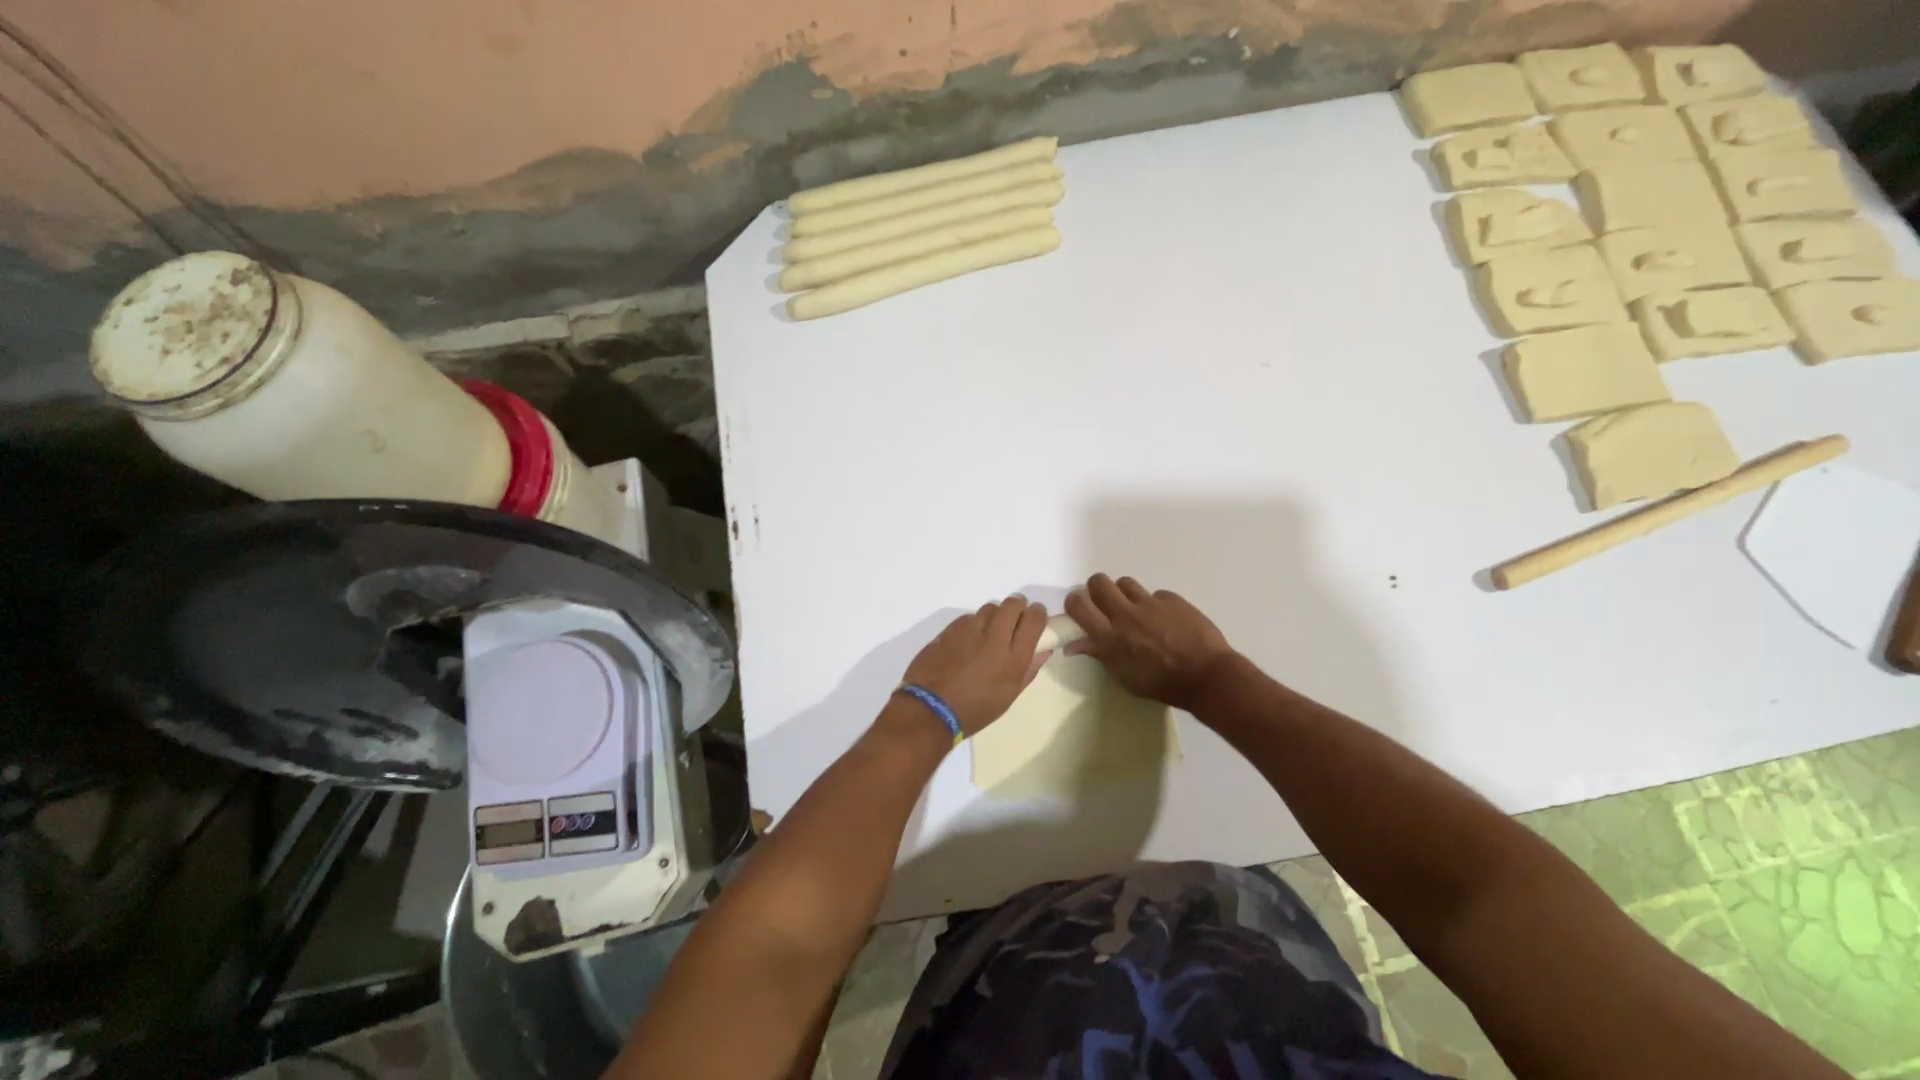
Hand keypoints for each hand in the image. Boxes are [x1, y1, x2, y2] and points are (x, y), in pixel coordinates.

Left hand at [899, 596, 1050, 735]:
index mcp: (1014, 659)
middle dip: (1017, 606)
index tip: (1035, 618)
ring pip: (990, 607)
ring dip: (994, 615)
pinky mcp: (949, 630)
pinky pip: (968, 618)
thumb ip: (1028, 670)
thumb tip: (1043, 650)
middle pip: (1013, 604)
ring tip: (989, 632)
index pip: (1034, 619)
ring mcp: (970, 631)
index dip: (1038, 614)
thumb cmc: (974, 711)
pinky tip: (967, 641)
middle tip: (1014, 618)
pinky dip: (973, 624)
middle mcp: (995, 639)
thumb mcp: (1008, 696)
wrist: (930, 710)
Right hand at [1065, 574, 1236, 711]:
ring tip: (1134, 610)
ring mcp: (1150, 603)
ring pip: (1125, 582)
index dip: (1074, 603)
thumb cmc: (1162, 685)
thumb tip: (1073, 645)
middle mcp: (1126, 614)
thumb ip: (1100, 655)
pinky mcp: (1172, 599)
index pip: (1078, 604)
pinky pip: (1154, 595)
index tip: (1080, 610)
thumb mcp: (1125, 677)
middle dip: (1096, 589)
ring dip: (1124, 594)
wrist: (1207, 676)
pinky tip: (1164, 621)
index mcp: (1110, 637)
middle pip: (1098, 582)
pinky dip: (1154, 605)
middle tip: (1104, 604)